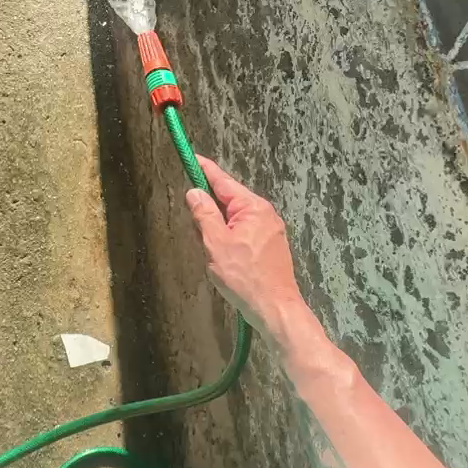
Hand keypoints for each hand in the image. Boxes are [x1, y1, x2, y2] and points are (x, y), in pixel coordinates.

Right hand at [185, 156, 308, 337]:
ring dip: (220, 229)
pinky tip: (227, 260)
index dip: (205, 169)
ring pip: (236, 218)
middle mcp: (265, 213)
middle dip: (210, 210)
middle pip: (229, 200)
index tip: (192, 157)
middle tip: (197, 230)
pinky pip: (245, 232)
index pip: (223, 181)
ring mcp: (271, 229)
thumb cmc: (245, 277)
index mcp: (252, 207)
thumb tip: (195, 192)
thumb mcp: (216, 244)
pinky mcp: (272, 245)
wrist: (276, 310)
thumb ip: (204, 214)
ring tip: (214, 254)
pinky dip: (231, 238)